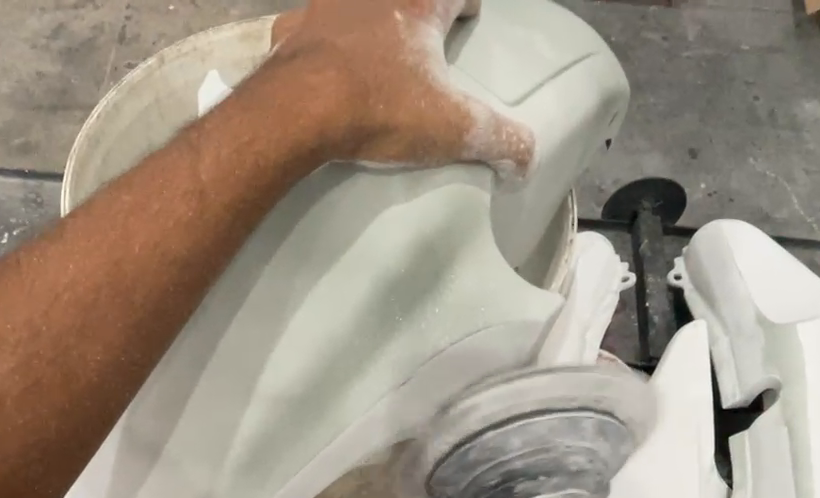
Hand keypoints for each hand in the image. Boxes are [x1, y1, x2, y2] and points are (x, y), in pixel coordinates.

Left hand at [267, 0, 535, 176]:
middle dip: (416, 10)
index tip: (467, 17)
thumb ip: (497, 139)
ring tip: (372, 47)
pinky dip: (315, 37)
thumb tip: (527, 160)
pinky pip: (304, 24)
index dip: (466, 3)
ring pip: (356, 3)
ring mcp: (328, 6)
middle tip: (421, 34)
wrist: (298, 111)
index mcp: (421, 1)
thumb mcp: (451, 129)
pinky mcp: (292, 32)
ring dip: (367, 18)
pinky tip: (319, 60)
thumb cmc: (379, 108)